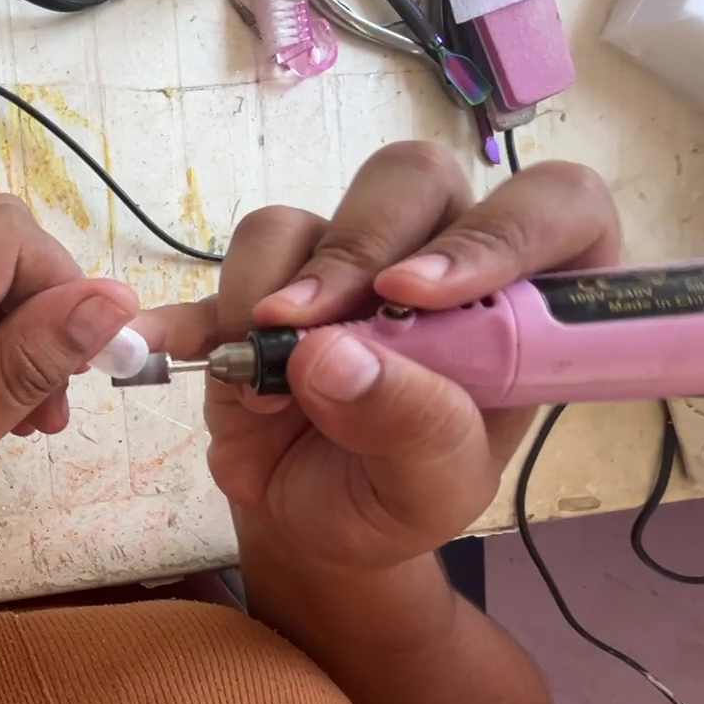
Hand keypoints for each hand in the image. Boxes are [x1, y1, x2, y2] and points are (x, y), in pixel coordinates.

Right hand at [136, 142, 621, 572]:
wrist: (298, 520)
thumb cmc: (384, 505)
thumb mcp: (425, 492)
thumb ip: (410, 428)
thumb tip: (328, 354)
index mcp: (510, 304)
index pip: (547, 209)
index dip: (492, 232)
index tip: (409, 296)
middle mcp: (422, 268)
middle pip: (404, 183)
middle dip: (350, 250)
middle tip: (302, 325)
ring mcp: (326, 279)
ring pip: (293, 222)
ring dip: (262, 288)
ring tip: (255, 377)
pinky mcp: (249, 303)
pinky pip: (210, 279)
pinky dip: (181, 314)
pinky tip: (157, 344)